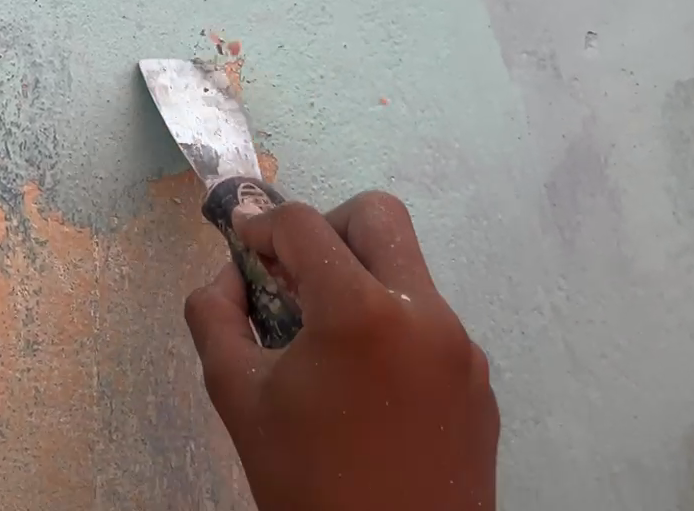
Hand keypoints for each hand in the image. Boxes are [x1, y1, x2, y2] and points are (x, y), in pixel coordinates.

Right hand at [184, 191, 498, 510]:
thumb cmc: (304, 477)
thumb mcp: (231, 388)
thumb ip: (214, 311)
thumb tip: (232, 276)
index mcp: (361, 312)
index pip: (302, 224)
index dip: (260, 225)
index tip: (240, 248)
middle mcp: (425, 316)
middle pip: (377, 216)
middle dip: (323, 228)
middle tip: (292, 273)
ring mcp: (462, 351)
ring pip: (404, 267)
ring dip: (354, 275)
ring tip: (318, 335)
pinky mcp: (479, 385)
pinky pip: (425, 319)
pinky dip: (384, 321)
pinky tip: (357, 379)